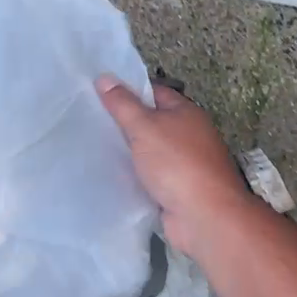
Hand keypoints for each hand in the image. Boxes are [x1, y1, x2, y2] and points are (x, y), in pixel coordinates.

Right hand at [96, 76, 251, 252]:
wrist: (205, 219)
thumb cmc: (176, 163)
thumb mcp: (144, 126)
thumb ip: (122, 103)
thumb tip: (104, 77)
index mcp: (186, 113)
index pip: (153, 92)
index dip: (128, 91)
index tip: (100, 94)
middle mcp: (189, 136)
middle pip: (151, 122)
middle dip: (125, 123)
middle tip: (91, 119)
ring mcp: (186, 165)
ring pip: (149, 151)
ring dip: (129, 152)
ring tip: (95, 145)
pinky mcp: (179, 191)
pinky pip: (151, 176)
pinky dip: (136, 176)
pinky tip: (112, 174)